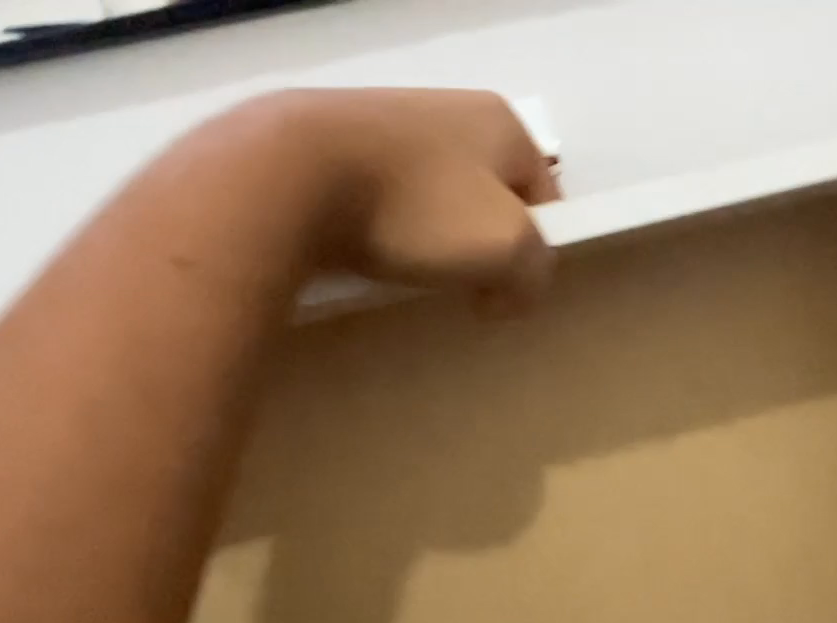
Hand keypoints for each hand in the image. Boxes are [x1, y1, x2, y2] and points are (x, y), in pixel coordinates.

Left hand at [245, 88, 561, 316]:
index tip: (505, 296)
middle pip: (490, 200)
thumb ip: (536, 270)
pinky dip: (390, 234)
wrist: (293, 175)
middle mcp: (451, 112)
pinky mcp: (341, 147)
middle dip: (483, 251)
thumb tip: (517, 291)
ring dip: (435, 246)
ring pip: (437, 202)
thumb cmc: (416, 208)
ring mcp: (391, 125)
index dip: (537, 252)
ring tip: (414, 278)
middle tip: (463, 291)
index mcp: (502, 124)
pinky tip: (374, 257)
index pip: (544, 197)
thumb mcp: (506, 246)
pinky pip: (387, 201)